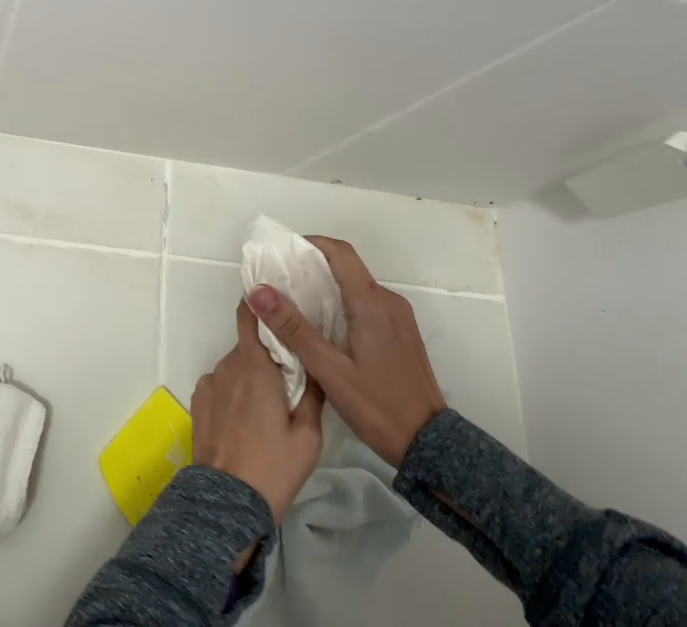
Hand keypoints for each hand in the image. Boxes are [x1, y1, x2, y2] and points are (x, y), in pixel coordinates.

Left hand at [190, 300, 325, 523]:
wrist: (229, 500)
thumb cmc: (274, 465)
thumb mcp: (309, 434)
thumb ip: (313, 393)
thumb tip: (314, 365)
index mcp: (255, 366)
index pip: (250, 316)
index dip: (261, 307)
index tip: (279, 306)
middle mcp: (227, 366)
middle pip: (249, 346)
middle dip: (267, 355)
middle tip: (290, 377)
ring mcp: (209, 384)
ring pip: (235, 367)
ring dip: (250, 376)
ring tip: (269, 406)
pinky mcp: (199, 402)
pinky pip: (221, 385)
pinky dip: (234, 392)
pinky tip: (246, 419)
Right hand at [246, 236, 445, 467]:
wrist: (427, 443)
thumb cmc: (376, 406)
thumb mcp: (329, 370)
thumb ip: (294, 328)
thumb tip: (258, 291)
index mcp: (372, 304)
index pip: (340, 253)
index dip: (310, 244)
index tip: (281, 253)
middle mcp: (388, 302)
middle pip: (347, 268)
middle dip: (311, 268)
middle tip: (278, 283)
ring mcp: (398, 317)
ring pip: (357, 287)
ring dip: (325, 288)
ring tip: (292, 306)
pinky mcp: (401, 333)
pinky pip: (367, 305)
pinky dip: (341, 305)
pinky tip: (322, 328)